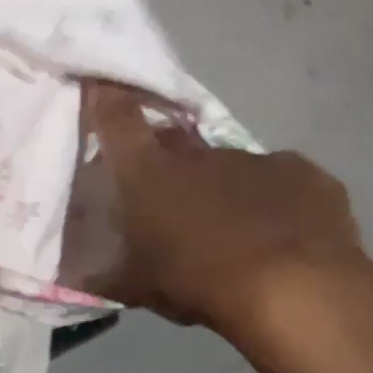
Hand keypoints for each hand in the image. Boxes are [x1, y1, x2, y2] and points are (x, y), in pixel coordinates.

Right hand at [82, 80, 371, 336]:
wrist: (296, 289)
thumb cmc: (192, 280)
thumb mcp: (128, 285)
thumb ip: (96, 271)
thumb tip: (67, 274)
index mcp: (145, 174)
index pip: (116, 120)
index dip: (104, 98)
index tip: (95, 83)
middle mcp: (197, 155)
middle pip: (170, 139)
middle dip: (157, 154)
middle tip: (151, 186)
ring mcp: (255, 161)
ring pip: (221, 163)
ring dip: (211, 183)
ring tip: (213, 220)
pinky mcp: (305, 175)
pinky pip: (273, 177)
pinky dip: (261, 194)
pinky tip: (264, 225)